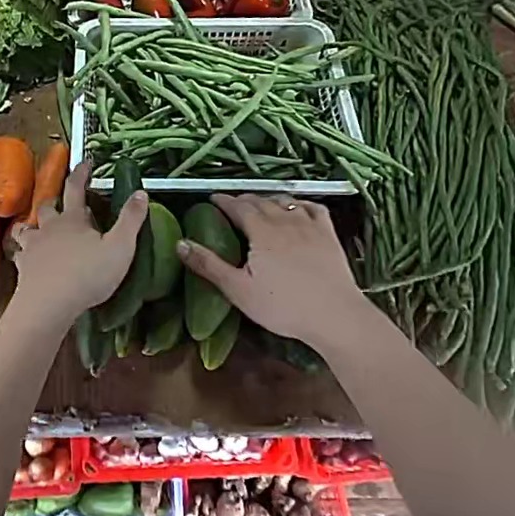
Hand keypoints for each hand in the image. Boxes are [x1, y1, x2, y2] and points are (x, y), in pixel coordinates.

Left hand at [7, 160, 146, 327]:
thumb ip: (130, 220)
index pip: (75, 188)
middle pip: (48, 206)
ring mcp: (32, 247)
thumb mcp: (120, 247)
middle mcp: (49, 228)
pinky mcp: (23, 267)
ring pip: (27, 228)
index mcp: (73, 219)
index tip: (85, 162)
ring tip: (37, 228)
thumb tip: (140, 193)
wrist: (49, 304)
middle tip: (63, 202)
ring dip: (33, 225)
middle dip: (55, 201)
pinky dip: (23, 252)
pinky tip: (26, 258)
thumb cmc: (88, 275)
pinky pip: (19, 254)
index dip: (81, 173)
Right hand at [175, 194, 388, 351]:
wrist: (334, 316)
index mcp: (261, 231)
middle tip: (231, 204)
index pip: (238, 207)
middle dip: (243, 199)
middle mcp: (285, 221)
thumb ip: (208, 264)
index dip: (223, 201)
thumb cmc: (281, 306)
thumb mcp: (237, 289)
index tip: (212, 199)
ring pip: (285, 202)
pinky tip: (296, 208)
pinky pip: (313, 208)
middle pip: (260, 201)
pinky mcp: (329, 235)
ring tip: (259, 204)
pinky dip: (300, 204)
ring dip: (268, 199)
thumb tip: (180, 243)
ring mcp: (310, 226)